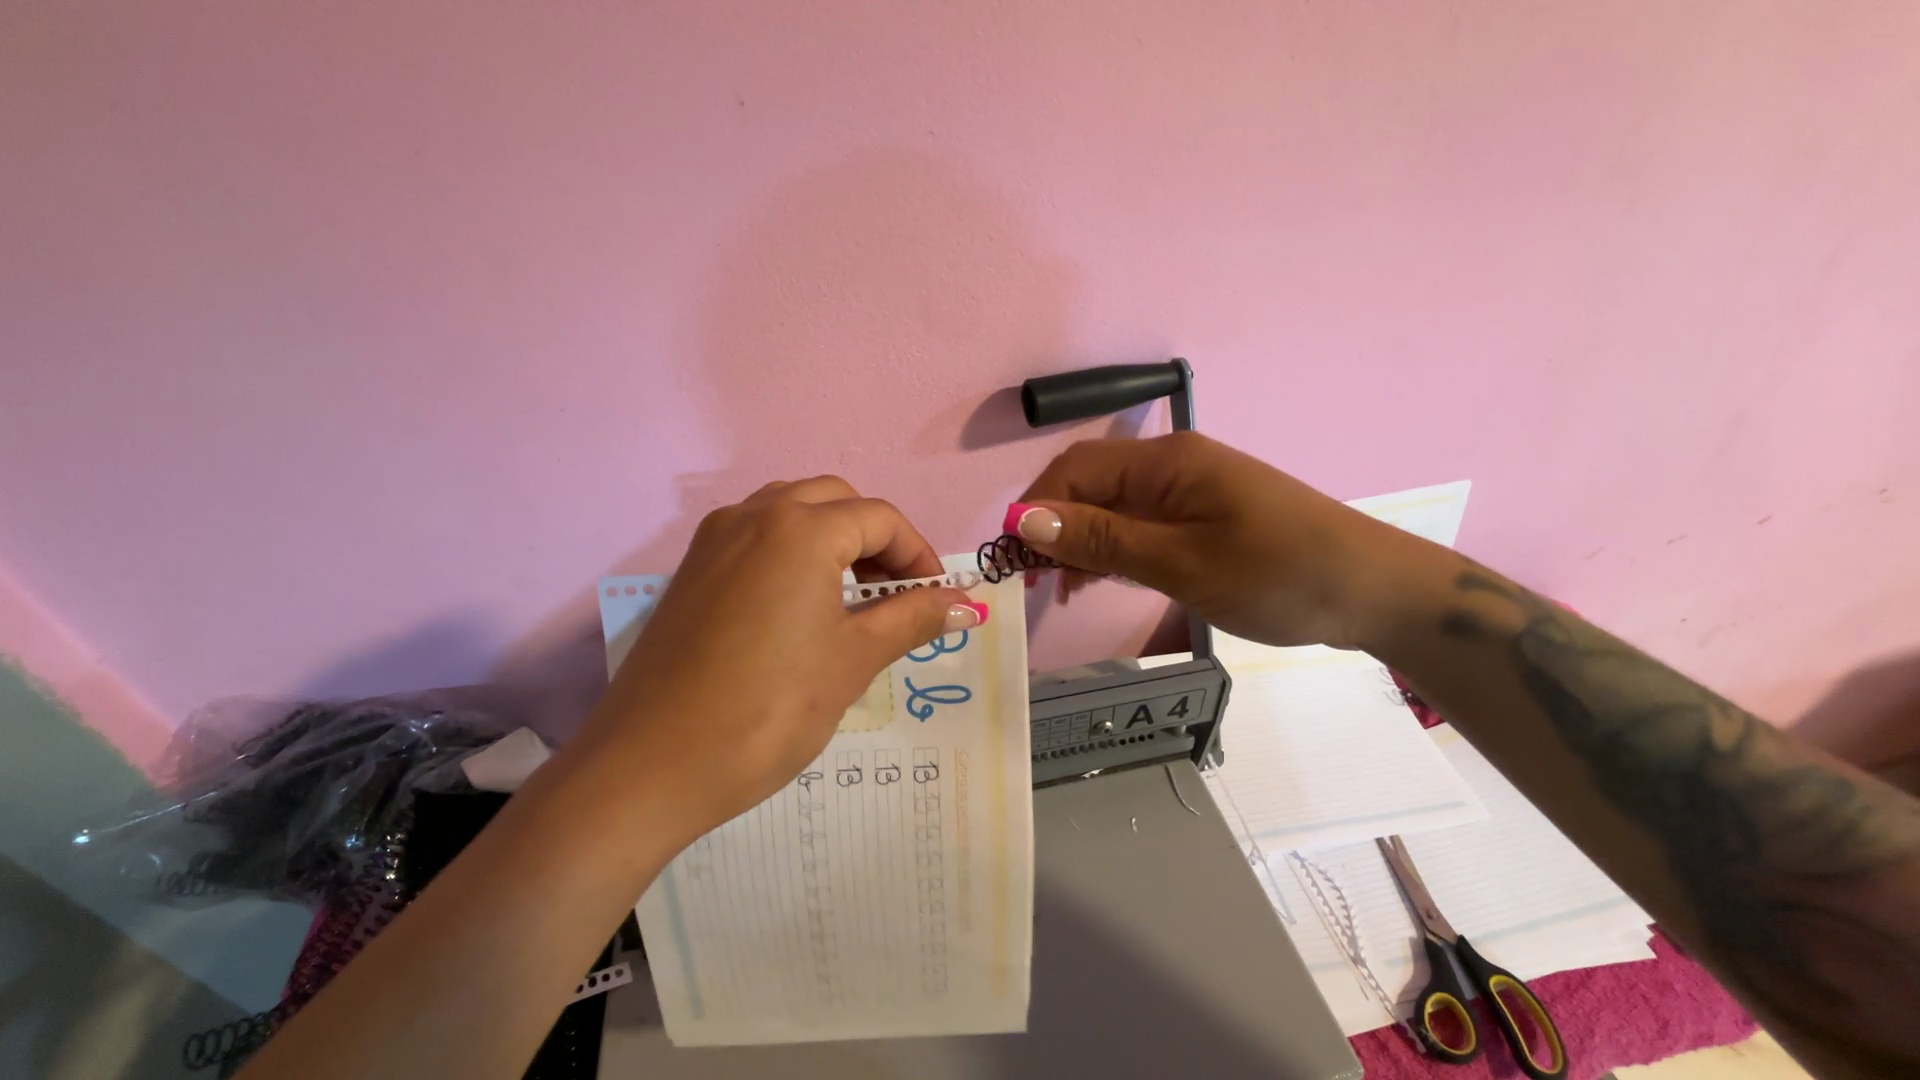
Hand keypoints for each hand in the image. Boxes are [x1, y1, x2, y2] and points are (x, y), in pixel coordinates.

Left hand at [579, 477, 981, 842]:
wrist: (651, 764)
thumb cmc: (769, 708)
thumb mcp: (853, 660)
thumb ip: (911, 618)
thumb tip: (965, 603)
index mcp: (800, 528)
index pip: (880, 519)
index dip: (918, 556)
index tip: (935, 600)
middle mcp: (753, 515)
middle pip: (834, 501)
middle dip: (876, 539)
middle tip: (897, 595)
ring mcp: (714, 540)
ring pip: (790, 512)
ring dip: (832, 540)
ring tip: (853, 599)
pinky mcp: (690, 571)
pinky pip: (755, 538)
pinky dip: (791, 553)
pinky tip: (800, 607)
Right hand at [1011, 432, 1449, 650]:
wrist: (1373, 590)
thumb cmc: (1277, 574)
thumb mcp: (1181, 563)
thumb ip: (1102, 540)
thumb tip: (1023, 519)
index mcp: (1165, 462)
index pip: (1075, 470)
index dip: (1034, 510)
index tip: (1011, 562)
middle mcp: (1174, 465)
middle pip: (1091, 485)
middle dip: (1053, 528)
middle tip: (1033, 584)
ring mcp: (1193, 491)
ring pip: (1115, 508)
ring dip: (1082, 542)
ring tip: (1063, 590)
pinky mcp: (1208, 517)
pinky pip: (1144, 524)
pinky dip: (1116, 550)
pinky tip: (1103, 580)